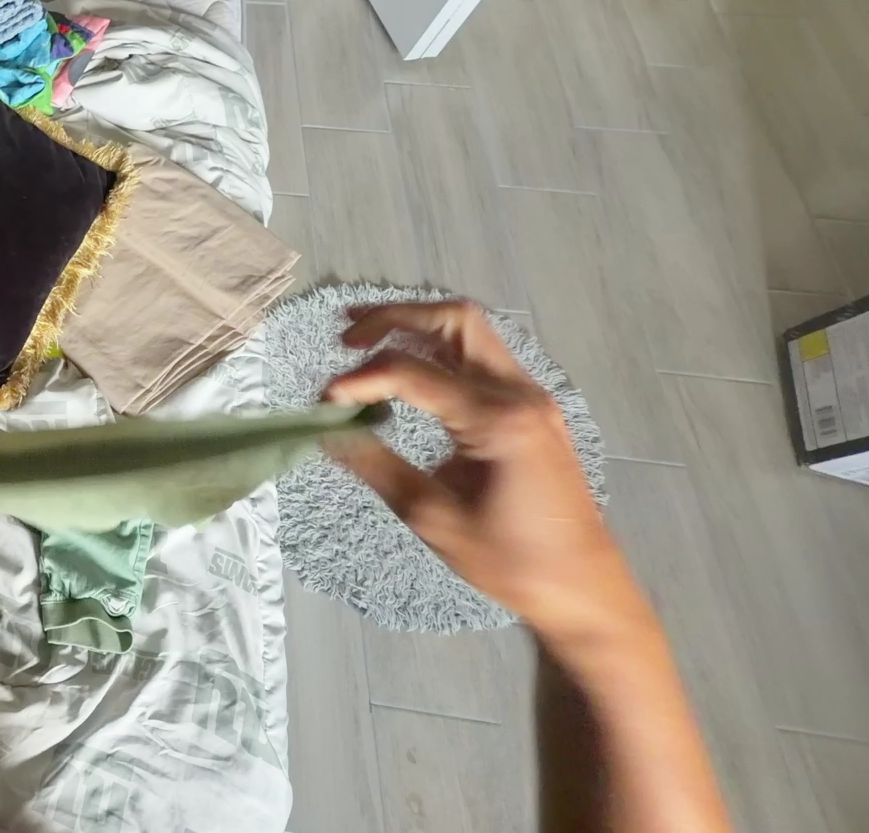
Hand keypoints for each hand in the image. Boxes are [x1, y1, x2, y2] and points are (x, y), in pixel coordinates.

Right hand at [321, 301, 641, 642]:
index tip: (324, 402)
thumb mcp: (430, 516)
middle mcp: (518, 394)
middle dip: (391, 318)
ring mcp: (529, 397)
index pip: (411, 372)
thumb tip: (323, 431)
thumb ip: (373, 464)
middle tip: (344, 338)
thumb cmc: (510, 560)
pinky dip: (433, 349)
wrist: (585, 591)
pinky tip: (403, 370)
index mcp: (497, 420)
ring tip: (363, 341)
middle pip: (452, 320)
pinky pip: (476, 355)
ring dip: (413, 326)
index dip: (359, 380)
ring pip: (467, 330)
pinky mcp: (529, 409)